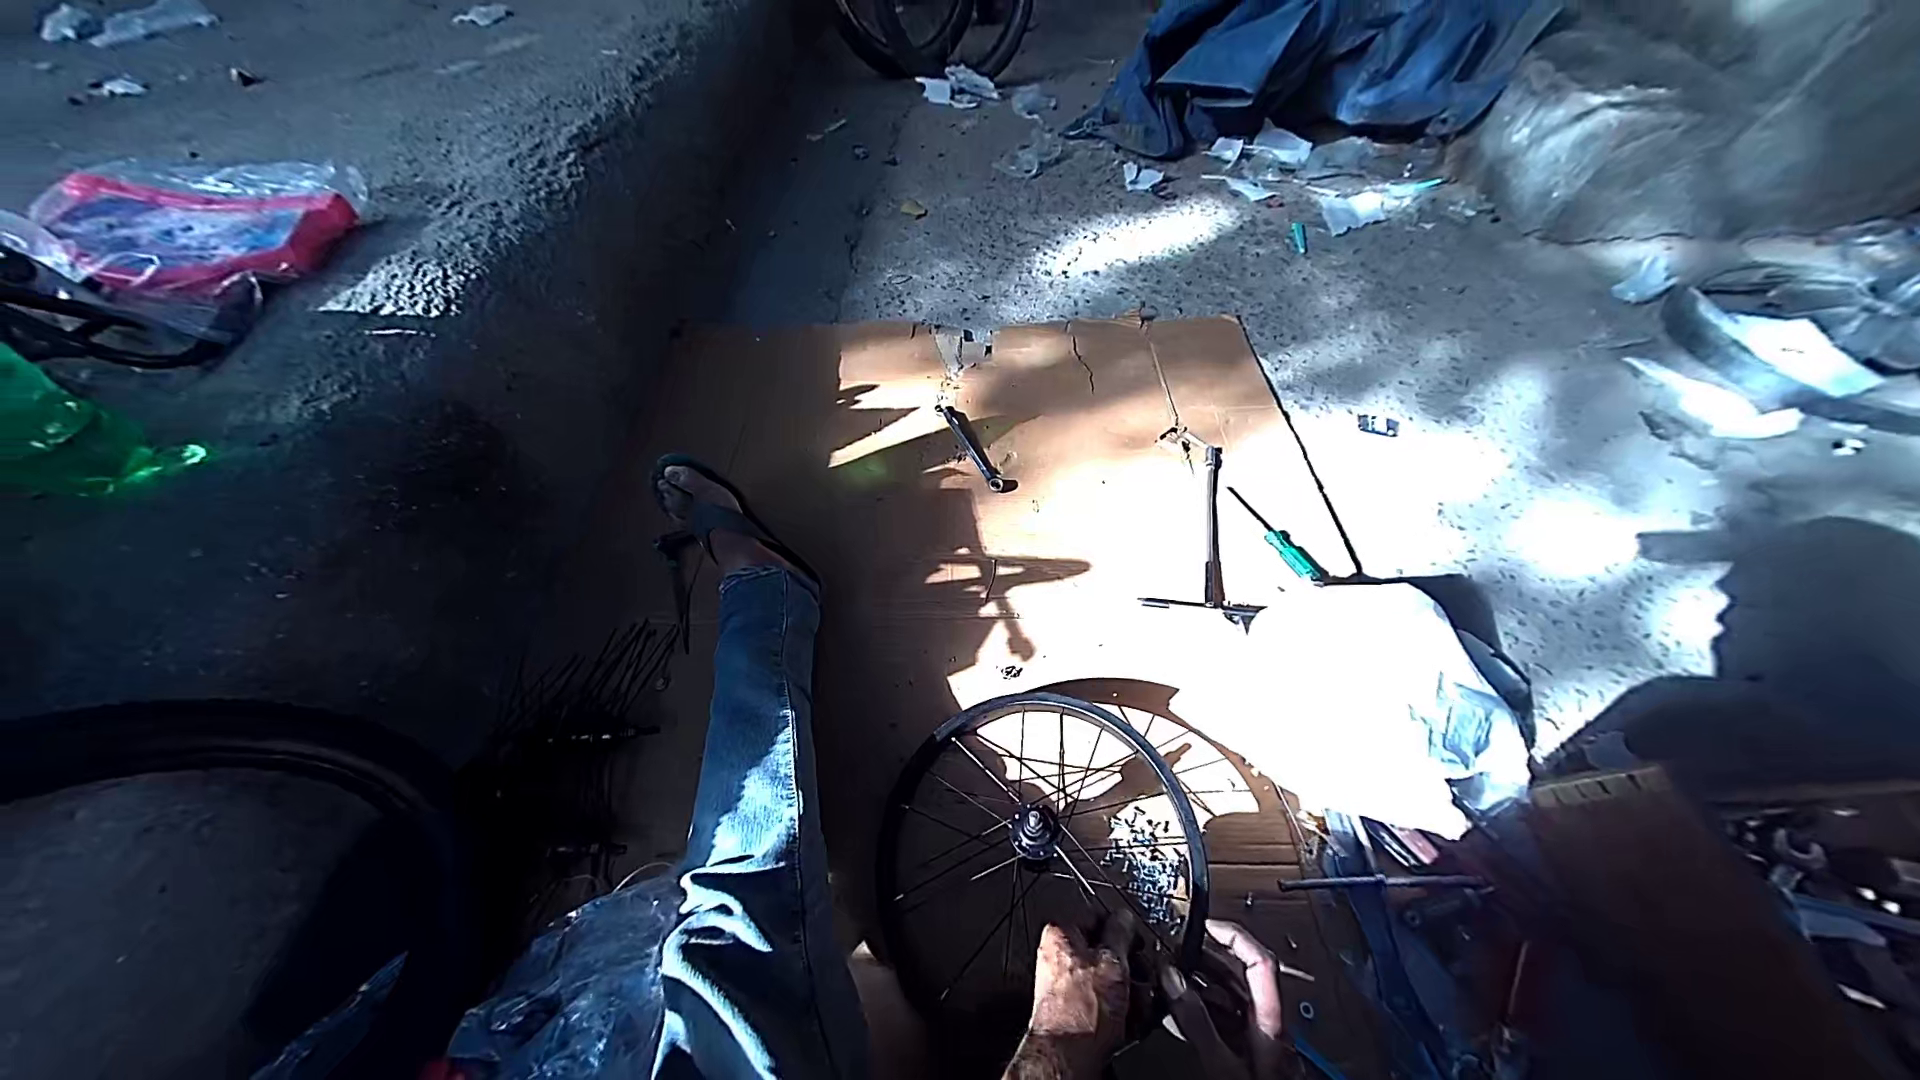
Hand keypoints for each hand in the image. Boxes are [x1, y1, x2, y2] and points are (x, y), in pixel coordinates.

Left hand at [1003, 913, 1138, 1079]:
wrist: (1068, 1059)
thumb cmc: (1081, 1011)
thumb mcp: (1113, 962)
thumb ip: (1121, 932)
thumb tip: (1124, 916)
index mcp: (1060, 933)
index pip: (1099, 916)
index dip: (1124, 930)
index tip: (1139, 944)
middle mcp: (1058, 955)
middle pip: (1106, 952)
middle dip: (1131, 969)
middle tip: (1142, 981)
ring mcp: (1065, 985)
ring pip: (1108, 979)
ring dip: (1130, 992)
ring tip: (1138, 1005)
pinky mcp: (1075, 1011)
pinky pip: (1103, 1001)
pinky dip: (1120, 1009)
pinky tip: (1131, 1020)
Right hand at [1160, 920, 1287, 1079]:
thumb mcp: (1222, 1068)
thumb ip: (1196, 1021)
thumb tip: (1172, 975)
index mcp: (1271, 1024)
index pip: (1260, 961)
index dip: (1232, 935)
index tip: (1202, 924)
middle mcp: (1269, 1027)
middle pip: (1240, 975)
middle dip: (1204, 957)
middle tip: (1174, 947)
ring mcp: (1259, 1043)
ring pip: (1228, 996)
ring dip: (1198, 981)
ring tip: (1169, 974)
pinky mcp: (1248, 1058)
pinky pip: (1222, 1018)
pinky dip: (1199, 1007)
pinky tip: (1176, 1009)